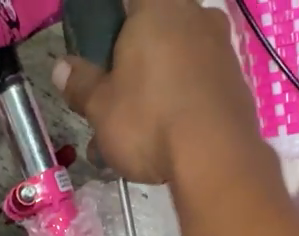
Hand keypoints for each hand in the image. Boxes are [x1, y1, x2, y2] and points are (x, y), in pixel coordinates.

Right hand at [53, 0, 263, 184]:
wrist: (215, 158)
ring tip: (131, 139)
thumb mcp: (101, 107)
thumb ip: (81, 84)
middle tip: (114, 101)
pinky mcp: (237, 84)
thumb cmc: (149, 120)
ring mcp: (221, 49)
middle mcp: (195, 16)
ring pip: (177, 63)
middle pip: (157, 31)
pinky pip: (198, 88)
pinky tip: (164, 144)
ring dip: (154, 93)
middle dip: (134, 65)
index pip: (129, 0)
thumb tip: (61, 68)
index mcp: (157, 6)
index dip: (112, 21)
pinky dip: (179, 108)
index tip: (103, 49)